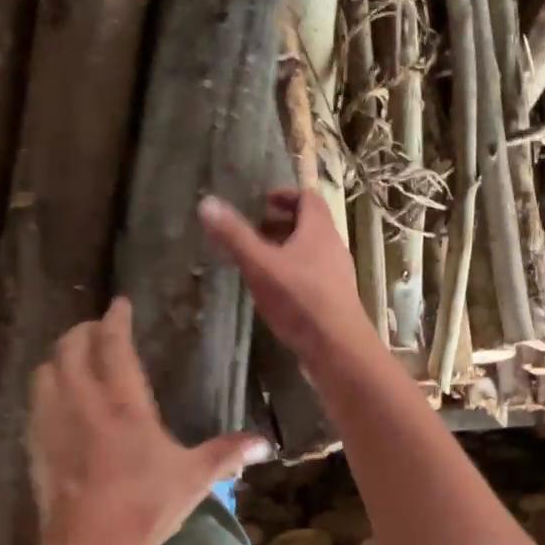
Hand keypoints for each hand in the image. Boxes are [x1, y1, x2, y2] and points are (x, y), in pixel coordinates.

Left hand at [28, 298, 272, 544]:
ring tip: (73, 360)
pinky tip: (58, 402)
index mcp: (124, 403)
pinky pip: (36, 402)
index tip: (119, 304)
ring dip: (59, 358)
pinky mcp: (36, 447)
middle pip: (70, 349)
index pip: (113, 345)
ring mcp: (53, 423)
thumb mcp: (194, 478)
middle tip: (97, 330)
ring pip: (46, 371)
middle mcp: (83, 402)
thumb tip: (265, 444)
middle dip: (82, 332)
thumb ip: (227, 454)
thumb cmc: (146, 505)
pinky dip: (47, 390)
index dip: (115, 319)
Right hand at [198, 189, 376, 362]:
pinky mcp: (335, 301)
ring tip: (259, 261)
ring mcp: (337, 276)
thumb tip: (207, 203)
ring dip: (287, 250)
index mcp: (319, 231)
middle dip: (282, 224)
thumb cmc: (300, 299)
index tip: (263, 202)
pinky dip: (293, 274)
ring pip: (311, 253)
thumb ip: (234, 235)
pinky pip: (313, 276)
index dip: (287, 195)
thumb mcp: (260, 265)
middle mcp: (333, 248)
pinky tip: (274, 292)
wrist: (337, 348)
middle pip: (310, 225)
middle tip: (255, 231)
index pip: (309, 198)